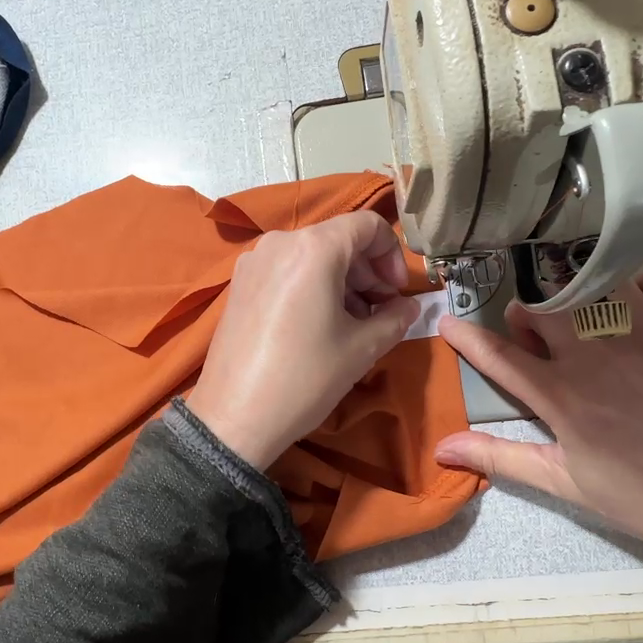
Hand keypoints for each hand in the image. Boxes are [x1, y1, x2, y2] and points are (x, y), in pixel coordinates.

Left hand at [186, 211, 422, 470]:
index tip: (397, 293)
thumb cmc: (304, 378)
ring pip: (312, 256)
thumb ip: (394, 318)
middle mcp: (280, 242)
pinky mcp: (239, 284)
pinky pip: (287, 271)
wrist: (234, 417)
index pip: (368, 225)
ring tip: (353, 324)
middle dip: (368, 272)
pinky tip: (319, 325)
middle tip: (382, 313)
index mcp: (313, 248)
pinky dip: (312, 287)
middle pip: (338, 239)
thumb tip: (408, 307)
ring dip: (342, 282)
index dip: (392, 255)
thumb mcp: (362, 348)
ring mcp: (254, 262)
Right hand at [436, 269, 642, 615]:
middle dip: (527, 310)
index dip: (466, 336)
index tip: (447, 320)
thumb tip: (442, 448)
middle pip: (546, 307)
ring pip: (599, 286)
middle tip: (530, 326)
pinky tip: (637, 300)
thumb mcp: (564, 483)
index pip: (499, 355)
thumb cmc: (642, 499)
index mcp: (562, 395)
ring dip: (578, 291)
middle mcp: (598, 355)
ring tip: (577, 308)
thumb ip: (501, 458)